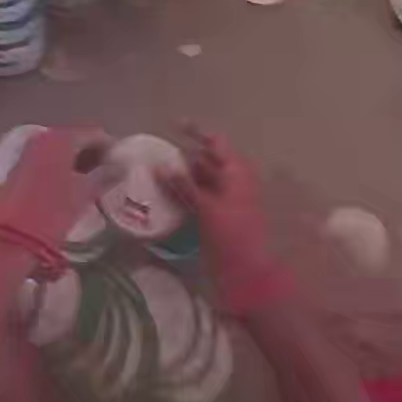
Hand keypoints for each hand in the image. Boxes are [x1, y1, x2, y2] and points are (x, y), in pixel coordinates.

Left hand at [0, 126, 115, 247]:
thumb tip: (122, 166)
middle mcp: (43, 138)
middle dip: (93, 154)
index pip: (94, 134)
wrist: (11, 238)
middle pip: (76, 138)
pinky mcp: (19, 167)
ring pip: (60, 149)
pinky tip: (70, 186)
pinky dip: (61, 167)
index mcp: (61, 139)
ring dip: (77, 162)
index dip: (110, 147)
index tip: (120, 164)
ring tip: (92, 183)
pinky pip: (47, 159)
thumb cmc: (52, 211)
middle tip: (108, 174)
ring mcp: (28, 151)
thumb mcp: (84, 194)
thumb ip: (105, 175)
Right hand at [160, 125, 273, 293]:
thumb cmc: (233, 235)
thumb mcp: (207, 207)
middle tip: (154, 153)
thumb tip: (160, 165)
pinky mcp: (214, 215)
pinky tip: (162, 193)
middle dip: (181, 155)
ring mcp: (222, 198)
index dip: (194, 131)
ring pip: (197, 177)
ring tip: (152, 171)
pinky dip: (180, 191)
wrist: (248, 275)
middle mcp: (230, 180)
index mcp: (235, 171)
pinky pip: (194, 195)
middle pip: (203, 158)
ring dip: (178, 174)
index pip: (214, 141)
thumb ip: (183, 185)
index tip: (171, 125)